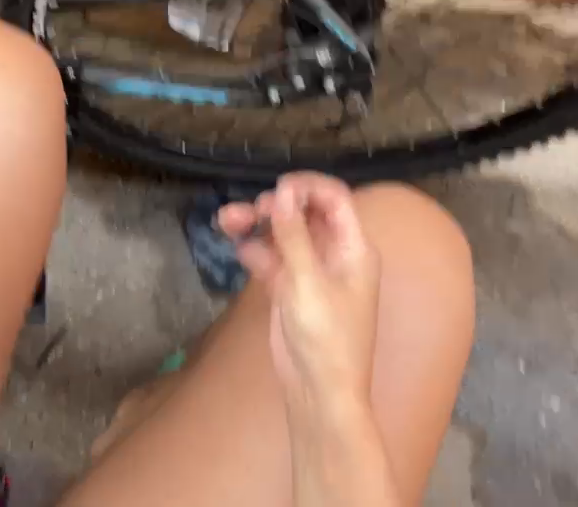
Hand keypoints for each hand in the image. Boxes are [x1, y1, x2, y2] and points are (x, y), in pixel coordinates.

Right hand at [218, 173, 381, 420]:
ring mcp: (310, 269)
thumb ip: (293, 234)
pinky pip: (270, 255)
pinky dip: (254, 248)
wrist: (318, 392)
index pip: (333, 198)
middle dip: (273, 205)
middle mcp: (332, 253)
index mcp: (352, 248)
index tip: (275, 189)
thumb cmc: (326, 337)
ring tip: (226, 221)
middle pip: (303, 211)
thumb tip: (283, 191)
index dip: (305, 186)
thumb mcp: (307, 281)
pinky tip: (239, 251)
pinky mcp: (289, 286)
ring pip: (281, 232)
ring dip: (256, 223)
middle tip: (250, 211)